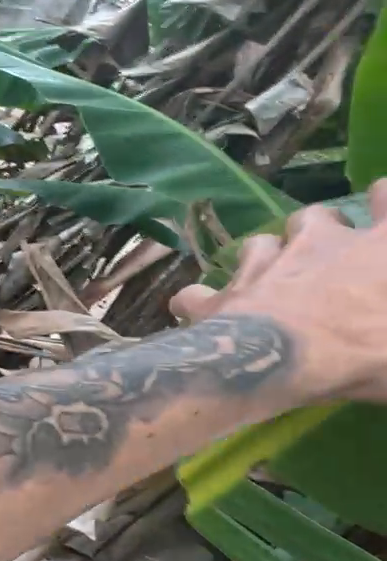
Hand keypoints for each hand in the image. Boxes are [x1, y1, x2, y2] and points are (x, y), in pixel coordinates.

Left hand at [171, 180, 386, 403]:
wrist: (283, 363)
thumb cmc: (366, 348)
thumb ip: (381, 304)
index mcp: (379, 247)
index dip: (382, 197)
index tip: (379, 200)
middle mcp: (316, 245)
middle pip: (313, 217)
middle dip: (316, 228)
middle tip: (321, 251)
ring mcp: (258, 268)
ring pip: (256, 244)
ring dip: (261, 257)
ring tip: (266, 278)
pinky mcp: (214, 297)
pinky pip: (193, 294)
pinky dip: (199, 302)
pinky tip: (206, 314)